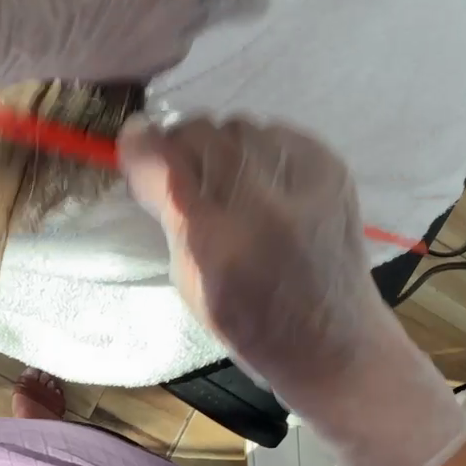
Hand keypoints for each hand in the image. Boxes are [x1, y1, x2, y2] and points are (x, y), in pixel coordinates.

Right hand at [121, 115, 465, 465]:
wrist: (329, 338)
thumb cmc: (247, 324)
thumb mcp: (188, 282)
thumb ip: (169, 218)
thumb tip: (145, 157)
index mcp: (216, 239)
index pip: (164, 159)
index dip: (141, 149)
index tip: (134, 154)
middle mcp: (261, 198)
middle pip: (199, 132)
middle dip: (180, 149)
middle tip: (181, 180)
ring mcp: (302, 176)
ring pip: (236, 126)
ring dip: (219, 149)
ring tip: (226, 188)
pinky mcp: (330, 164)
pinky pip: (275, 131)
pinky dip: (258, 152)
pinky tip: (262, 188)